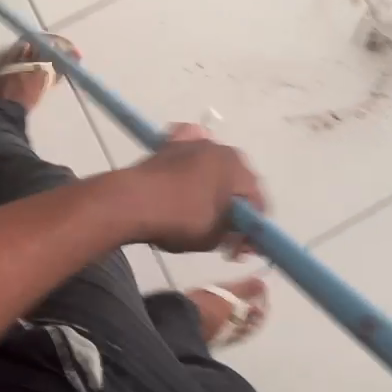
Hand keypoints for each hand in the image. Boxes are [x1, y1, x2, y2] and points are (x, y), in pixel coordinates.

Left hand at [112, 124, 265, 252]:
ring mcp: (196, 142)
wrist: (133, 200)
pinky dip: (196, 162)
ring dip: (216, 188)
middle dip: (236, 207)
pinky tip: (190, 177)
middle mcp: (222, 149)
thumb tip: (239, 236)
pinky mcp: (173, 143)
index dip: (253, 230)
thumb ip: (235, 235)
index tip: (241, 250)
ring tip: (204, 213)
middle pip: (238, 181)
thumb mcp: (215, 237)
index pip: (257, 202)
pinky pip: (193, 152)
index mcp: (238, 169)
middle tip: (226, 235)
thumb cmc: (180, 219)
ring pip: (216, 166)